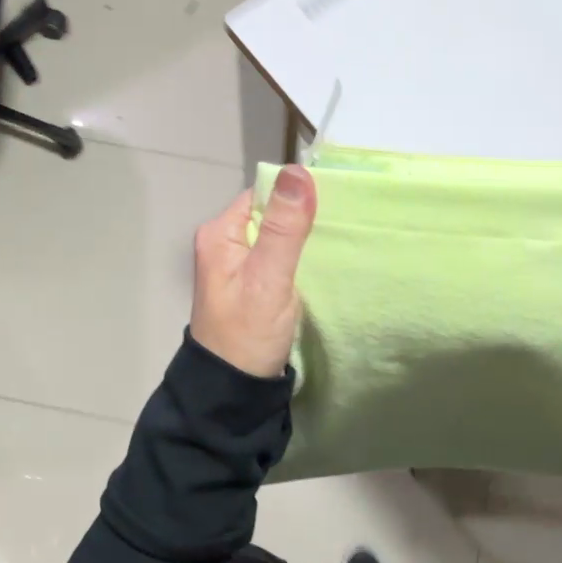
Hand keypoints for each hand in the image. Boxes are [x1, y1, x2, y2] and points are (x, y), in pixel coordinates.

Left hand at [190, 165, 317, 377]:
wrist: (233, 391)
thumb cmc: (247, 334)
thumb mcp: (269, 278)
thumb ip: (285, 228)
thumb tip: (298, 171)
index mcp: (220, 234)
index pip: (263, 195)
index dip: (296, 196)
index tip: (332, 206)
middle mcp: (225, 245)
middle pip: (272, 215)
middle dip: (303, 220)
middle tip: (342, 228)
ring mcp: (238, 268)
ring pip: (279, 239)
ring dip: (304, 243)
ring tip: (338, 246)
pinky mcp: (253, 288)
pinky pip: (280, 261)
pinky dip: (300, 263)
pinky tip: (322, 268)